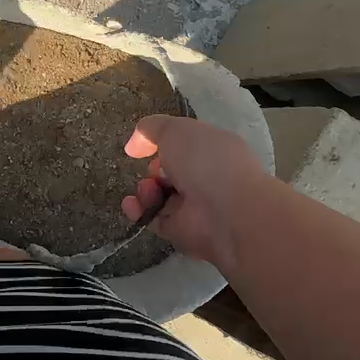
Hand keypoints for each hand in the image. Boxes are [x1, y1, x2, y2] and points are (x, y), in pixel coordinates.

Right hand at [122, 115, 276, 268]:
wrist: (227, 212)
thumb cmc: (205, 161)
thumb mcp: (175, 129)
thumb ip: (151, 128)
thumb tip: (134, 145)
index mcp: (213, 150)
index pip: (185, 145)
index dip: (163, 143)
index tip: (144, 146)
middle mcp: (206, 177)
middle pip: (168, 171)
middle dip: (152, 168)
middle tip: (154, 170)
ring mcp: (194, 206)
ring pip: (157, 195)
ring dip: (144, 189)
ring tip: (148, 189)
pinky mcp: (180, 230)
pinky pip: (152, 217)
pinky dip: (137, 211)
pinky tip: (133, 205)